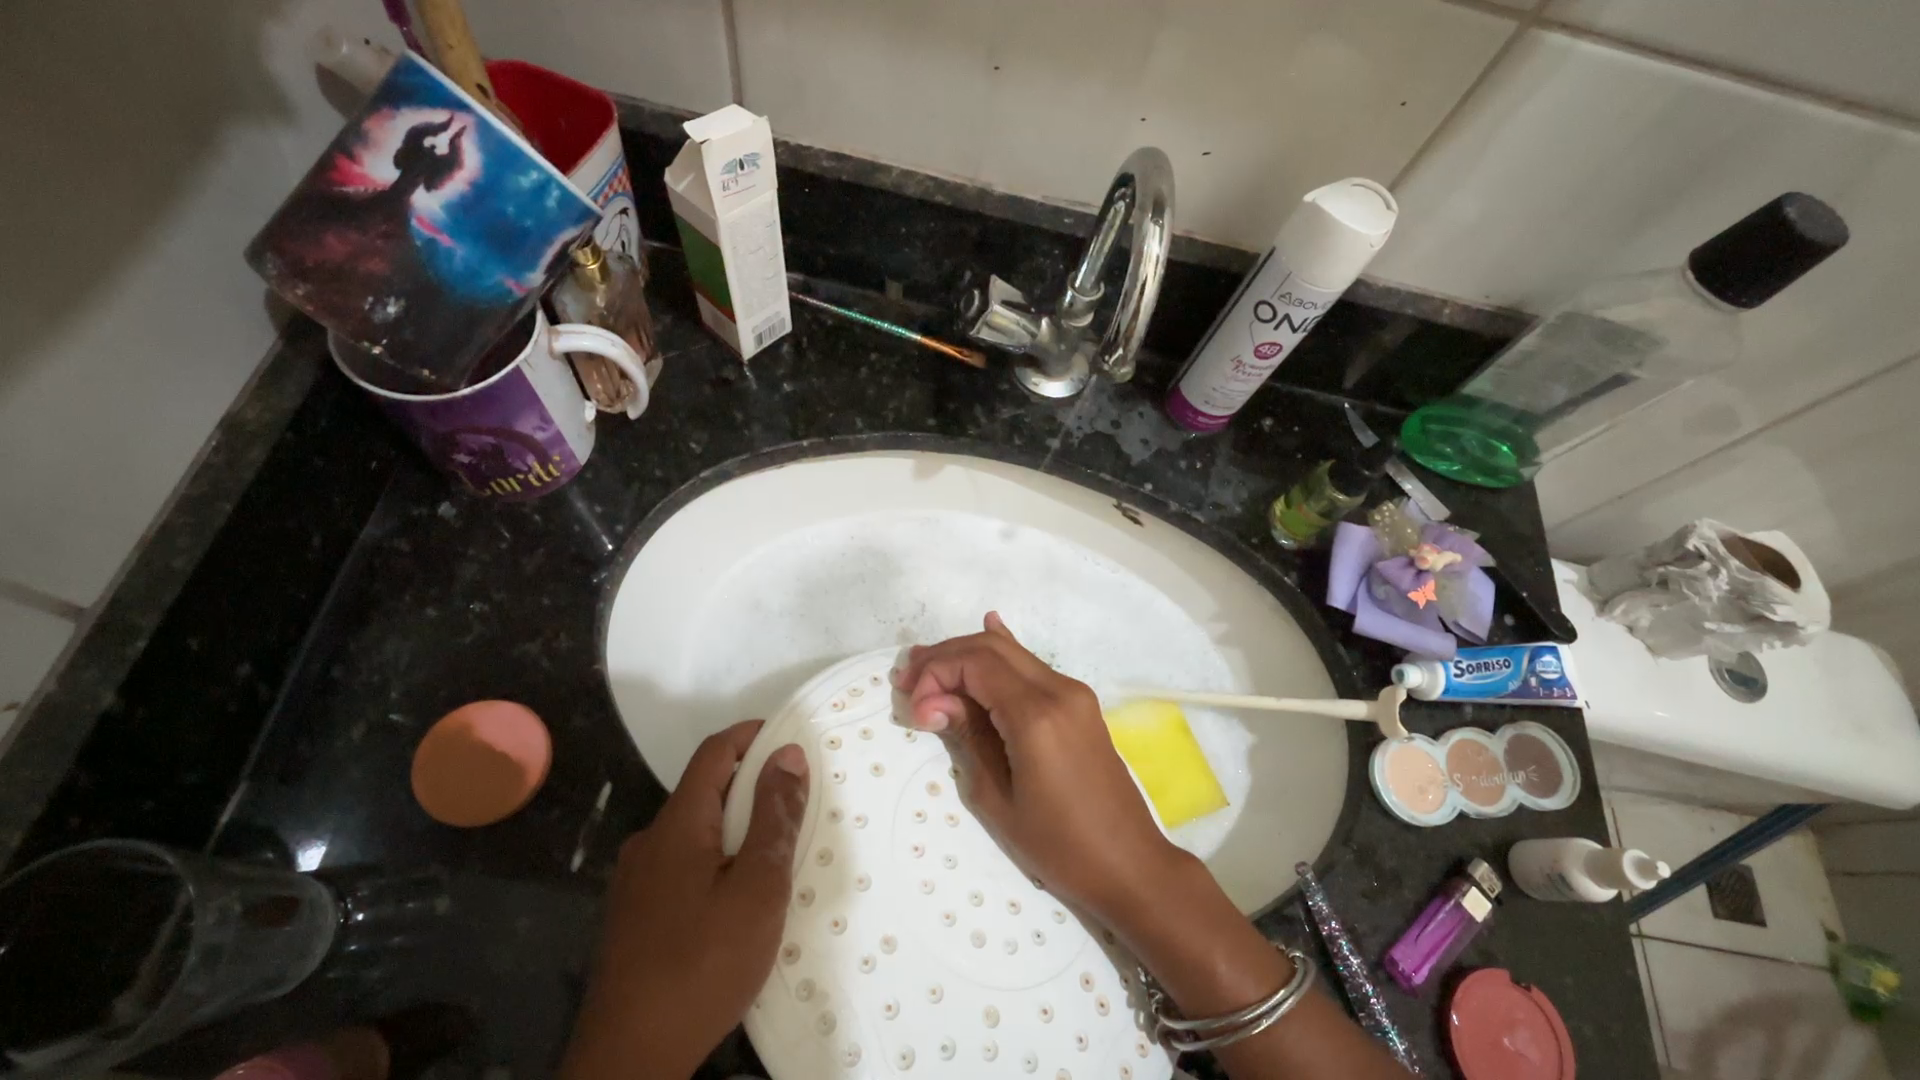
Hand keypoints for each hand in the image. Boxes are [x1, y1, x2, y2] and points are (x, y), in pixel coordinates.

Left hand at [559, 721, 808, 1079]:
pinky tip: (737, 901)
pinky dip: (716, 862)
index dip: (753, 734)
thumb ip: (774, 819)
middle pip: (704, 791)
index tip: (792, 738)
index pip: (714, 752)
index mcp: (676, 825)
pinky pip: (682, 867)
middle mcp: (648, 843)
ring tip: (776, 857)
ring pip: (694, 833)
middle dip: (752, 787)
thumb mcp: (757, 888)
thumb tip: (787, 754)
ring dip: (735, 830)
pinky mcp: (634, 917)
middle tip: (799, 806)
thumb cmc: (703, 963)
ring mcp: (635, 882)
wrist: (630, 1057)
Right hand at [892, 612, 1180, 921]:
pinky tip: (991, 627)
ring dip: (969, 657)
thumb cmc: (1058, 845)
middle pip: (992, 648)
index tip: (912, 707)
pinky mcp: (1080, 705)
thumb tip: (932, 702)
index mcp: (1037, 714)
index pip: (976, 663)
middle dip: (945, 658)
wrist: (1129, 864)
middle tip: (908, 681)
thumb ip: (967, 737)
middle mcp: (1059, 690)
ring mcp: (1074, 694)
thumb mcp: (997, 797)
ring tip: (928, 672)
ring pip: (1013, 653)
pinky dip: (1002, 657)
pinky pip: (1033, 668)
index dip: (936, 674)